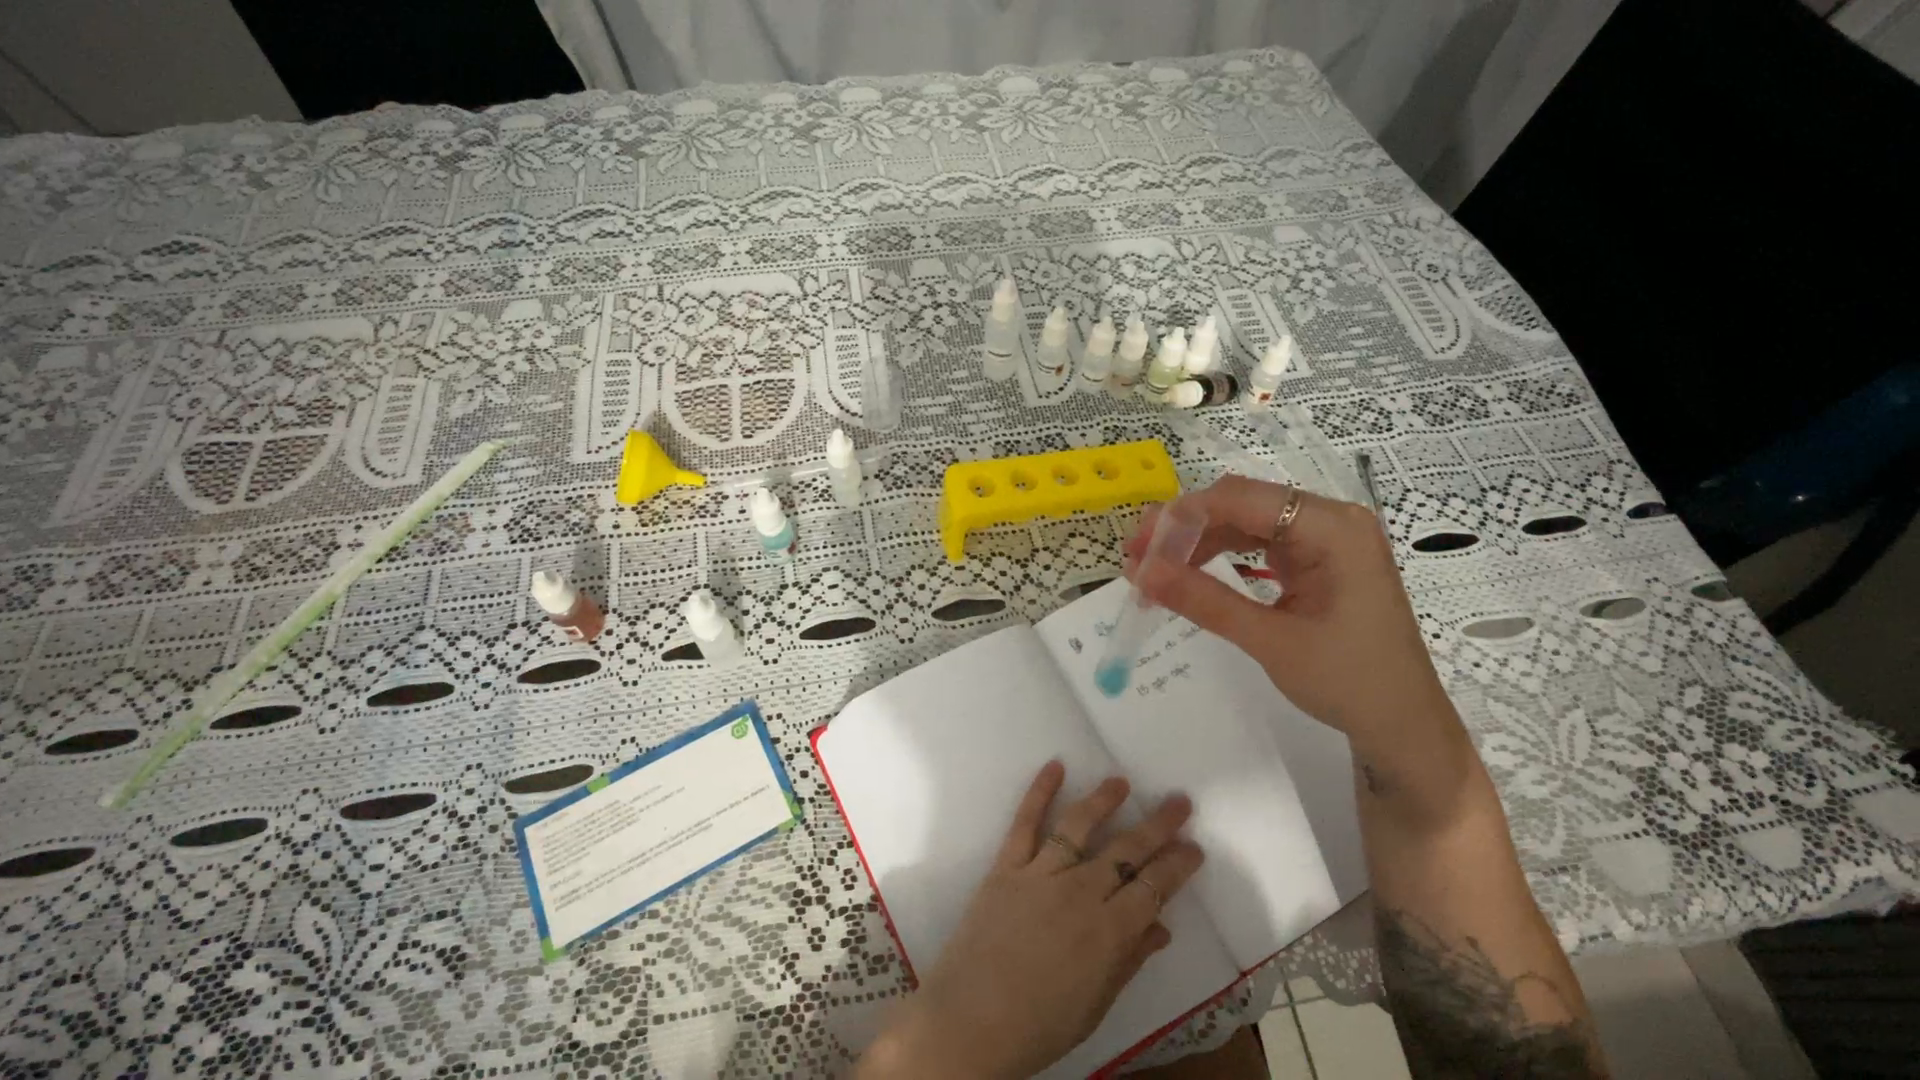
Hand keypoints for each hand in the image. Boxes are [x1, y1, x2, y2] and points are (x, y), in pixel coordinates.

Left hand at [856, 762, 1203, 1079]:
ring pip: (1079, 826)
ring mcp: (1040, 875)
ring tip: (1122, 782)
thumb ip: (1129, 960)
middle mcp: (1079, 893)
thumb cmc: (1038, 1025)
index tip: (1194, 847)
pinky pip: (1024, 824)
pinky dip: (1039, 792)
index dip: (1177, 866)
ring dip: (1104, 800)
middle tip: (1179, 802)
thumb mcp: (1096, 1004)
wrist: (969, 1023)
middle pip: (1126, 851)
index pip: (1154, 888)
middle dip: (1158, 826)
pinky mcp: (1005, 869)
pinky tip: (1054, 767)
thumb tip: (1161, 928)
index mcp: (1109, 932)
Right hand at [1126, 476, 1456, 755]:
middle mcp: (1332, 520)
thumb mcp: (1270, 641)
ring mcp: (1327, 539)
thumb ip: (1204, 601)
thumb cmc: (1348, 682)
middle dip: (1186, 528)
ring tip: (1157, 573)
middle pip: (1242, 503)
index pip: (1242, 498)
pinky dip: (1223, 557)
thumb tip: (1139, 573)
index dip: (1183, 517)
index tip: (1138, 548)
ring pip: (1246, 522)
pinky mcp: (1318, 560)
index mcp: (1333, 528)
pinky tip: (1193, 574)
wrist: (1402, 725)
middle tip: (1139, 561)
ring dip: (1199, 543)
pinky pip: (1260, 544)